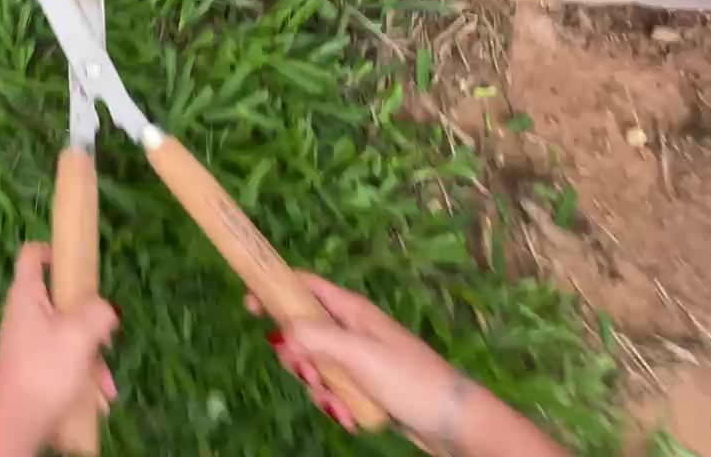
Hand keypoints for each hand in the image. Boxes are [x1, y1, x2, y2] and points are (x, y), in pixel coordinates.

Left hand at [0, 243, 119, 456]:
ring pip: (67, 335)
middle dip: (90, 321)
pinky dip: (82, 375)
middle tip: (107, 336)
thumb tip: (106, 307)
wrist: (15, 421)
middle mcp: (24, 312)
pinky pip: (63, 360)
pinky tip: (99, 400)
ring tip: (107, 385)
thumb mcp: (78, 336)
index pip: (32, 255)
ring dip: (92, 357)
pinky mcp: (33, 367)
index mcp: (27, 294)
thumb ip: (97, 313)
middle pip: (60, 299)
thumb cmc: (44, 369)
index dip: (53, 251)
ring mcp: (27, 340)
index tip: (78, 263)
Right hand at [248, 272, 470, 436]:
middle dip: (295, 354)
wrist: (460, 426)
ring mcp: (356, 357)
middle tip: (305, 372)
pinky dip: (333, 401)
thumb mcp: (356, 353)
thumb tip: (278, 332)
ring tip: (335, 403)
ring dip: (316, 383)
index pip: (299, 284)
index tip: (250, 306)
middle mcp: (348, 328)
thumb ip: (313, 335)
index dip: (271, 288)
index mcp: (348, 309)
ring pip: (313, 361)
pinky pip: (332, 386)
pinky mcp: (364, 384)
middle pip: (299, 328)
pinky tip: (348, 416)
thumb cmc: (409, 378)